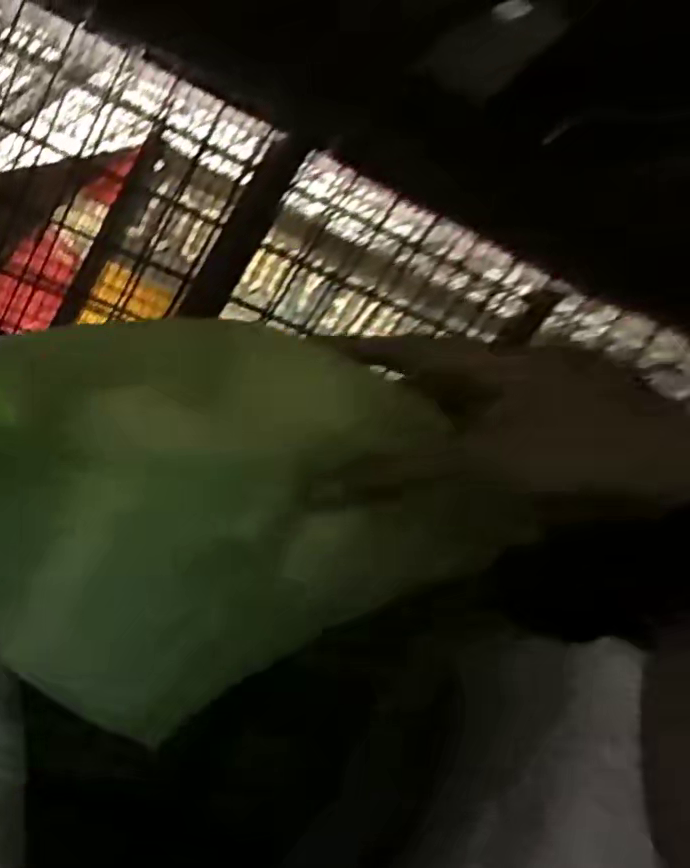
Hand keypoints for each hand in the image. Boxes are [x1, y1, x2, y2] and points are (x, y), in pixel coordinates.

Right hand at [326, 336, 689, 517]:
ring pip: (478, 391)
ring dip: (435, 406)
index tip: (313, 348)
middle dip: (394, 380)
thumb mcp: (474, 462)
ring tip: (392, 425)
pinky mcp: (585, 413)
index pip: (411, 349)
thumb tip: (315, 488)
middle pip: (443, 368)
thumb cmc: (578, 451)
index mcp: (498, 365)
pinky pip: (505, 413)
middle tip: (344, 394)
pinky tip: (458, 446)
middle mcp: (529, 365)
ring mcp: (564, 387)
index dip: (360, 348)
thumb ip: (395, 473)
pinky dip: (470, 426)